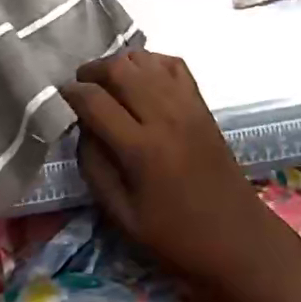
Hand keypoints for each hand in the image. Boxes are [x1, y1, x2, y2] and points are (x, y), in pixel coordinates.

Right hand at [63, 51, 300, 301]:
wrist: (241, 242)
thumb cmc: (177, 238)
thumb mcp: (122, 216)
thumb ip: (94, 167)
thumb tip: (81, 128)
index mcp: (142, 149)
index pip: (95, 100)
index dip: (70, 93)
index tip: (60, 98)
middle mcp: (164, 116)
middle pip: (119, 68)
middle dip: (92, 71)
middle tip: (81, 87)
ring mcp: (187, 106)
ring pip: (144, 60)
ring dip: (119, 64)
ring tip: (107, 83)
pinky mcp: (202, 105)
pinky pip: (172, 64)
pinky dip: (150, 62)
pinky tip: (140, 80)